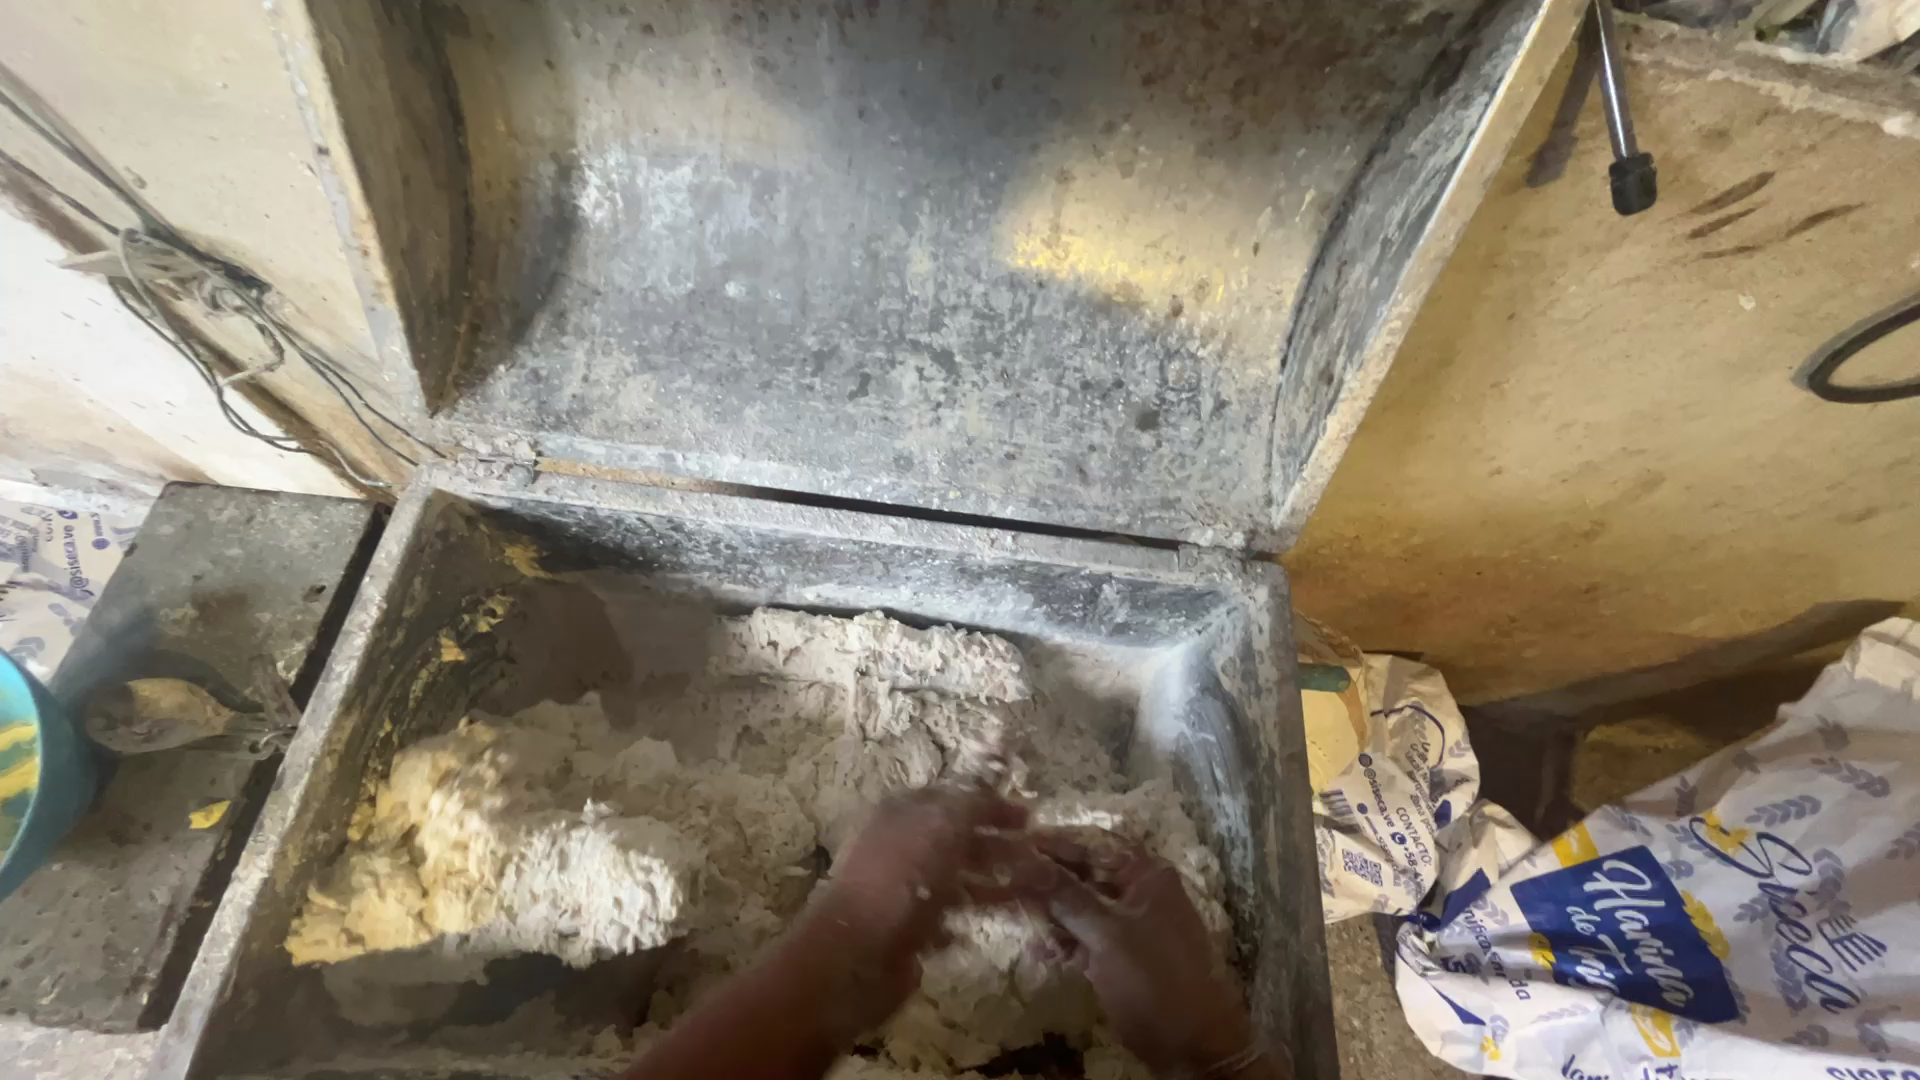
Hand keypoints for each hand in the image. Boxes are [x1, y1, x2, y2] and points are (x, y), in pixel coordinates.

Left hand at [795, 784, 1027, 1034]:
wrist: (857, 954)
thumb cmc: (903, 879)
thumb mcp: (943, 826)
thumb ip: (971, 802)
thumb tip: (991, 785)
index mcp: (904, 812)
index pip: (955, 799)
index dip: (993, 805)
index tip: (1029, 818)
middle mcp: (902, 845)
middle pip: (959, 840)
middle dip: (1001, 847)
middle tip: (1040, 857)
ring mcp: (903, 889)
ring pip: (958, 878)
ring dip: (996, 882)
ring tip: (1033, 892)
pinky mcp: (907, 930)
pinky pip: (948, 917)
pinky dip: (971, 917)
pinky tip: (995, 923)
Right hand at [1006, 829, 1274, 1078]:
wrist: (1195, 1052)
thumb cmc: (1155, 980)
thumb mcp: (1107, 935)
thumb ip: (1066, 895)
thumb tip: (1027, 860)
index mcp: (1146, 874)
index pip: (1094, 844)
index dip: (1056, 843)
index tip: (1018, 842)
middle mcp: (1139, 890)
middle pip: (1086, 874)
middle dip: (1050, 882)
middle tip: (1011, 883)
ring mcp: (1132, 923)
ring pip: (1083, 906)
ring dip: (1054, 914)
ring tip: (1020, 918)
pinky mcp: (1123, 954)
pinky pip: (1087, 935)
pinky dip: (1066, 941)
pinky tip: (1040, 951)